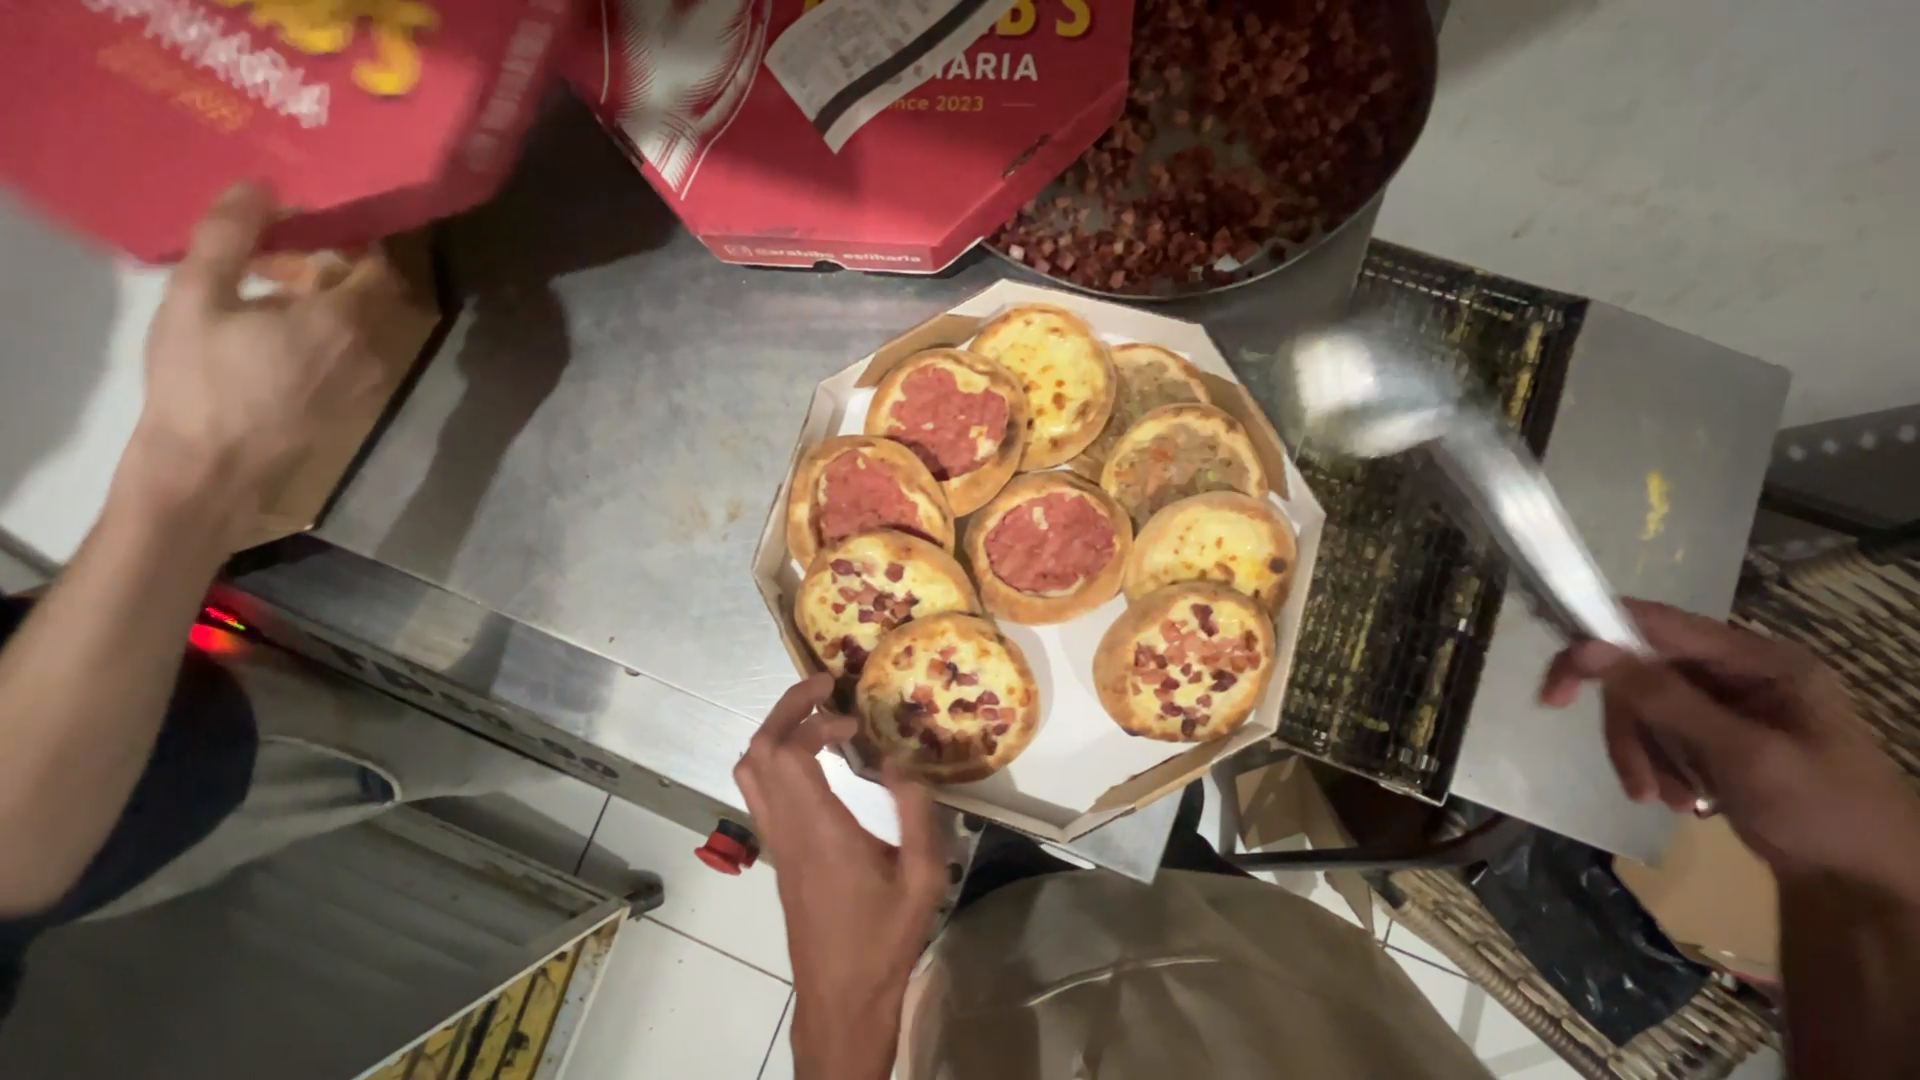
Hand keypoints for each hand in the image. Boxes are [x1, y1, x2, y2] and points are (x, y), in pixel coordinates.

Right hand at [123, 183, 400, 537]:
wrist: (217, 462)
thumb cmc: (204, 377)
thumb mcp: (200, 295)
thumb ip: (231, 236)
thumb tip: (261, 186)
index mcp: (346, 318)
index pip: (378, 267)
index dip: (352, 244)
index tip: (310, 230)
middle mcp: (374, 348)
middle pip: (368, 295)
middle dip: (326, 272)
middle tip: (265, 264)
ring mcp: (372, 381)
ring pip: (361, 327)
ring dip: (324, 306)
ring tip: (260, 301)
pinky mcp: (359, 404)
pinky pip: (354, 356)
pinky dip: (328, 338)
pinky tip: (277, 342)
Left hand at [734, 675, 947, 1079]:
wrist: (841, 998)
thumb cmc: (885, 939)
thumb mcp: (923, 878)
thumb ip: (915, 814)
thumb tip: (899, 759)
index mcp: (819, 831)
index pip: (788, 753)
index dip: (812, 720)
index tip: (851, 719)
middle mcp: (787, 830)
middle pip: (758, 752)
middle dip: (786, 709)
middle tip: (825, 690)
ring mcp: (775, 843)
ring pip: (749, 772)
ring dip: (775, 732)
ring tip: (817, 718)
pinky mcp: (777, 855)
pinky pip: (759, 792)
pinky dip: (776, 760)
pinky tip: (814, 763)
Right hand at [1541, 599, 1919, 883]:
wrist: (1866, 884)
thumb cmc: (1825, 811)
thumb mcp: (1743, 754)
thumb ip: (1664, 698)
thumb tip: (1586, 647)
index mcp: (1760, 660)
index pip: (1658, 625)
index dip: (1598, 641)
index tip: (1558, 684)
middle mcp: (1738, 672)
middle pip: (1640, 671)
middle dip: (1623, 720)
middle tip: (1596, 748)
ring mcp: (1724, 705)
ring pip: (1641, 707)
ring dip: (1638, 752)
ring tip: (1656, 796)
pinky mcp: (1711, 736)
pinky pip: (1655, 734)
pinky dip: (1651, 765)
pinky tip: (1670, 798)